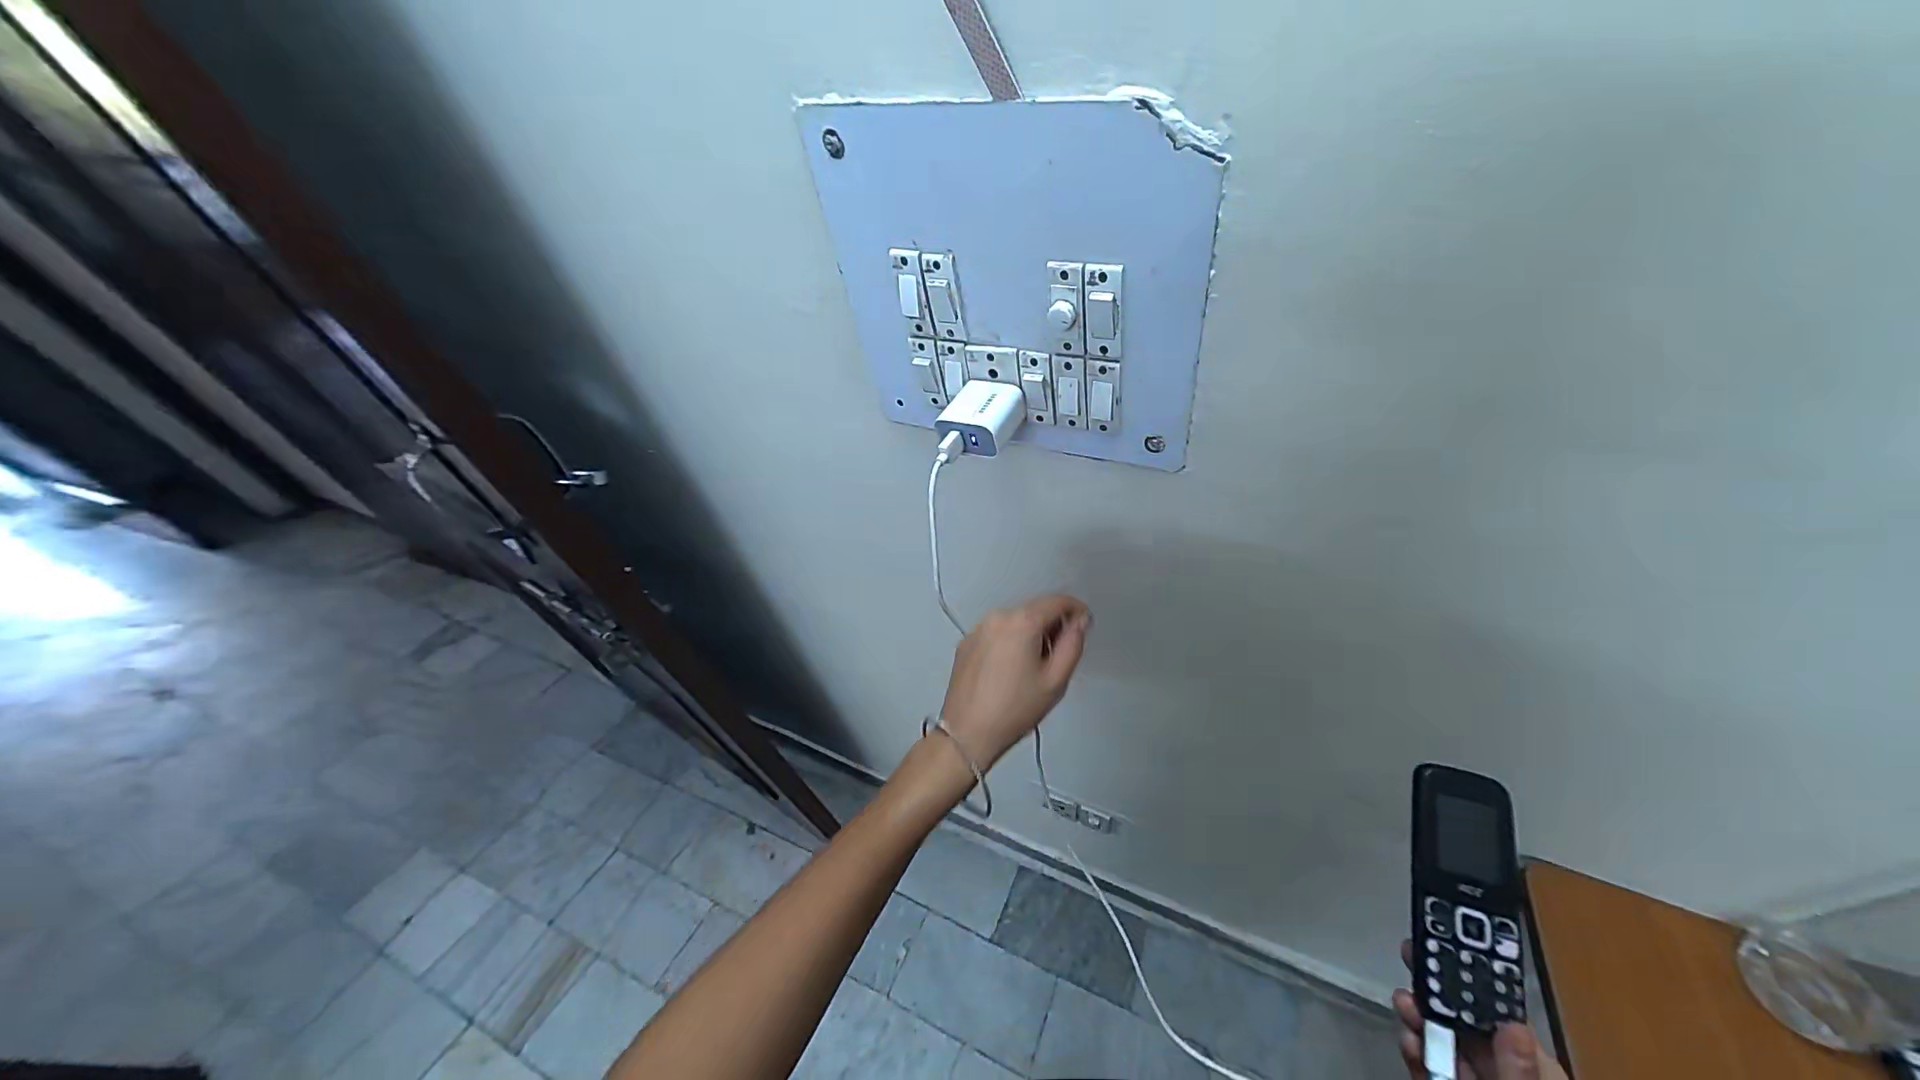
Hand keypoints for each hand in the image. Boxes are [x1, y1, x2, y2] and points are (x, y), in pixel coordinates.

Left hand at [937, 594, 1090, 767]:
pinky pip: (996, 634)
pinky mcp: (966, 644)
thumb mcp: (1056, 680)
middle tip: (1058, 658)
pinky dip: (1008, 643)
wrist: (967, 733)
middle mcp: (997, 618)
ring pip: (1014, 622)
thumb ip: (1073, 644)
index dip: (1076, 610)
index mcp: (1021, 622)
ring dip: (1030, 635)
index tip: (1084, 625)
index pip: (1057, 601)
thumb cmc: (1014, 709)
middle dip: (1051, 627)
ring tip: (1032, 670)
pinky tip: (1009, 672)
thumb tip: (1078, 622)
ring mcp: (978, 630)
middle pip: (1034, 610)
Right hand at [1394, 942, 1566, 1079]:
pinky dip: (1417, 1054)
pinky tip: (1407, 1040)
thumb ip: (1524, 1076)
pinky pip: (1431, 1071)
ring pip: (1444, 1044)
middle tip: (1412, 959)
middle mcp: (1505, 1073)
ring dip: (1421, 1019)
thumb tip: (1511, 1023)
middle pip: (1467, 1024)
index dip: (1475, 978)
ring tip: (1403, 1002)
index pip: (1504, 1014)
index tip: (1447, 944)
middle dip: (1437, 993)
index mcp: (1534, 1069)